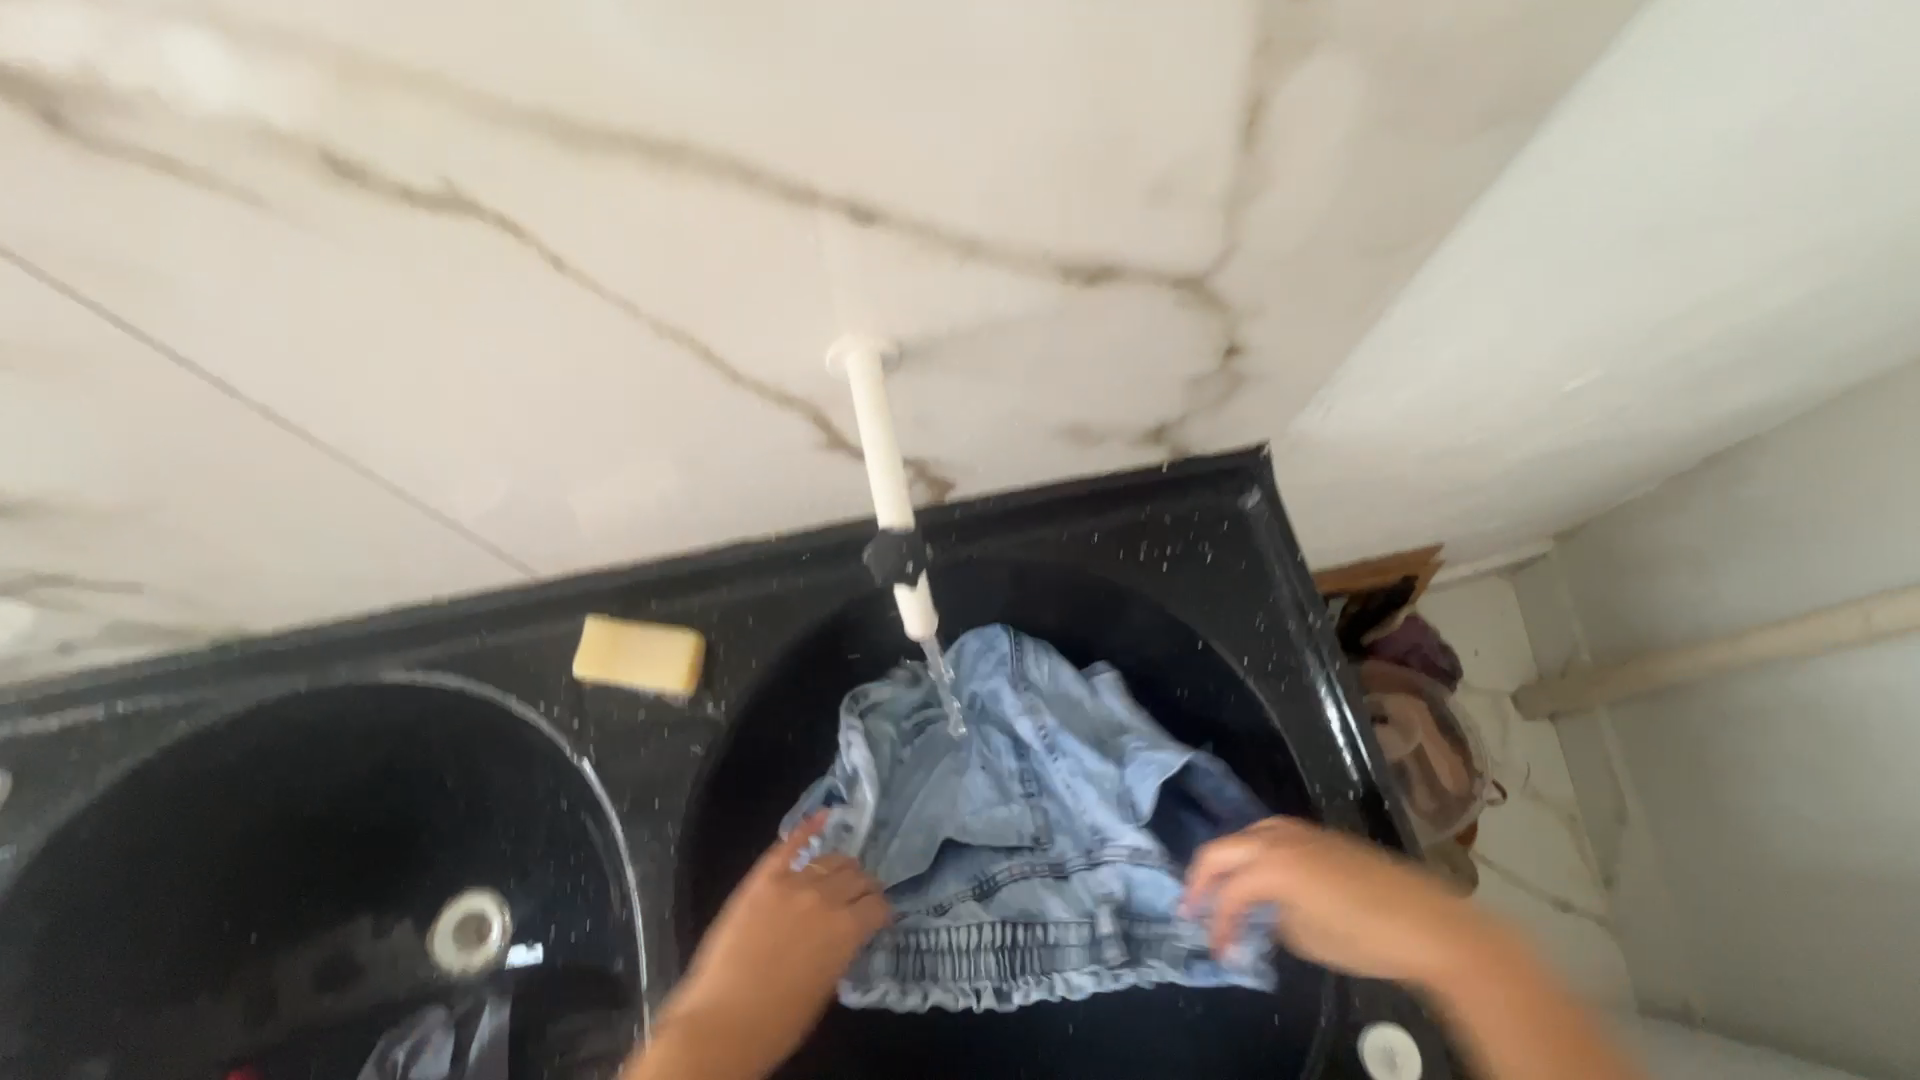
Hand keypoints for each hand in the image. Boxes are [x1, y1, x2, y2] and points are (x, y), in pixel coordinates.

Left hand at [640, 812, 889, 1079]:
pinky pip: (789, 844)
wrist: (722, 1023)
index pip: (878, 906)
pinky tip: (822, 816)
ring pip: (830, 860)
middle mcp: (826, 898)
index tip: (879, 916)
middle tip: (861, 895)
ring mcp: (792, 883)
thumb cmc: (778, 1022)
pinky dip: (807, 827)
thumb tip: (844, 937)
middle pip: (857, 877)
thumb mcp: (826, 989)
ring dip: (842, 865)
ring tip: (843, 871)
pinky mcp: (762, 879)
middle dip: (864, 886)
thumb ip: (841, 952)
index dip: (881, 911)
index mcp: (848, 930)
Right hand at [1182, 816, 1503, 988]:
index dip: (1215, 924)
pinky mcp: (1320, 837)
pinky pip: (1271, 837)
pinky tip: (1259, 877)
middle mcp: (1277, 837)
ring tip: (1222, 891)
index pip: (1227, 893)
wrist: (1429, 923)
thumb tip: (1260, 917)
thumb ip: (1270, 921)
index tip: (1216, 951)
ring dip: (1228, 862)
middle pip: (1220, 850)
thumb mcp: (1306, 938)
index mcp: (1270, 864)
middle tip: (1191, 908)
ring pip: (1244, 837)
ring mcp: (1300, 832)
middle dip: (1201, 880)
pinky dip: (1254, 855)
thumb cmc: (1366, 937)